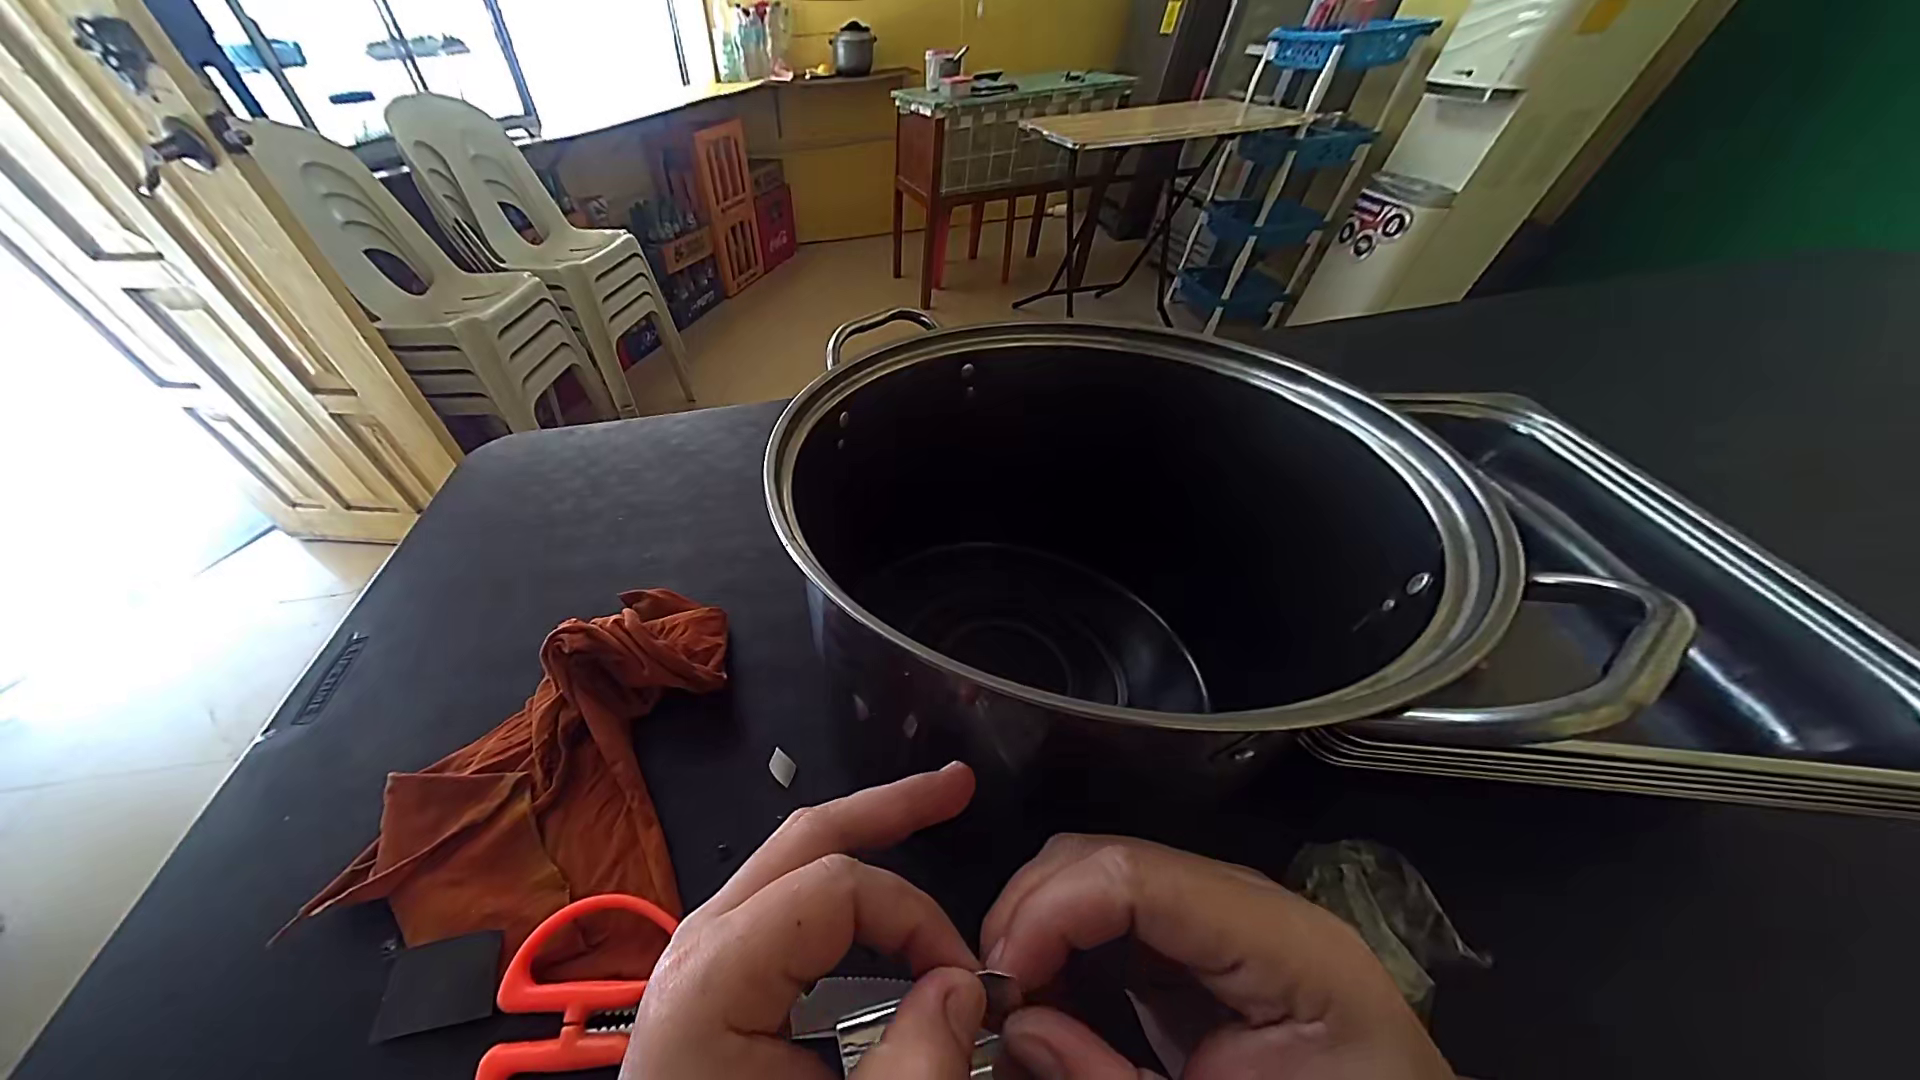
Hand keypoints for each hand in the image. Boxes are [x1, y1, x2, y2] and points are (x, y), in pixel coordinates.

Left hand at [624, 764, 987, 1078]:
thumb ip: (914, 1065)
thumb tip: (965, 985)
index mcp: (712, 976)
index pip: (839, 887)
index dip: (916, 917)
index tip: (966, 980)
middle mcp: (700, 940)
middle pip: (810, 833)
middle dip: (892, 804)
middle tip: (957, 786)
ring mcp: (706, 947)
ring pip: (799, 851)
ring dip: (870, 826)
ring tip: (926, 810)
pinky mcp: (721, 967)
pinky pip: (793, 892)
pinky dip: (849, 871)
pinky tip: (880, 874)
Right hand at [980, 835, 1451, 1079]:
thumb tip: (1020, 1025)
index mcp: (1284, 946)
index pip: (1136, 875)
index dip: (1050, 911)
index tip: (1000, 982)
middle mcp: (1251, 903)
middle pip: (1110, 855)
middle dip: (1035, 910)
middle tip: (997, 991)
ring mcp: (1226, 911)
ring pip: (1103, 868)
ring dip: (1044, 917)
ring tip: (1019, 990)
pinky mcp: (1203, 936)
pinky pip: (1117, 907)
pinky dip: (1069, 935)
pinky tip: (1054, 983)